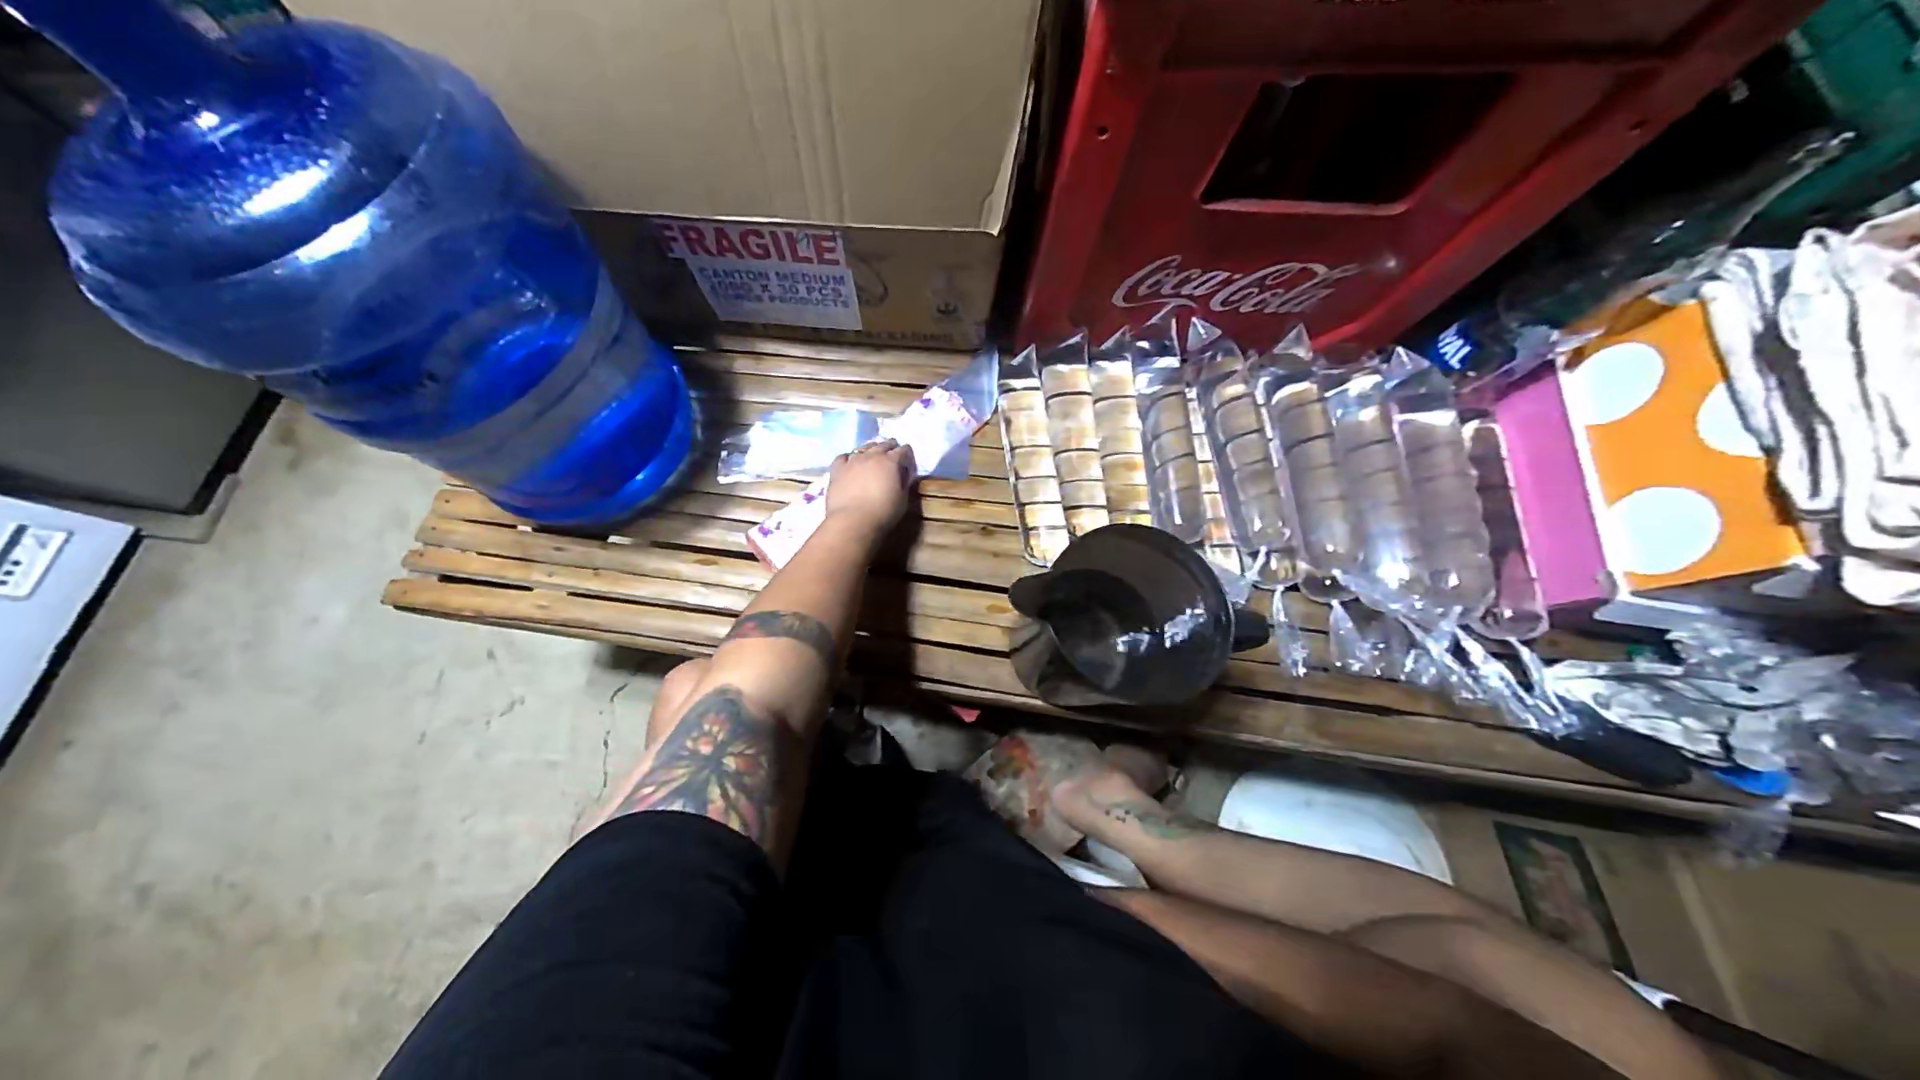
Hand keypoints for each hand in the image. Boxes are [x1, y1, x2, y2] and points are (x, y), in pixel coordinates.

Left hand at [825, 438, 914, 539]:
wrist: (853, 521)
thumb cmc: (883, 512)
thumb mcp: (903, 498)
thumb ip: (904, 482)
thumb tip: (903, 473)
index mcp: (891, 462)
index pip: (903, 450)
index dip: (907, 454)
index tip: (908, 460)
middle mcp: (872, 456)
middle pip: (884, 444)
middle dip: (891, 447)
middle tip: (893, 453)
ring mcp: (853, 460)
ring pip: (864, 447)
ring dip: (871, 449)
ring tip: (872, 455)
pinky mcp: (837, 469)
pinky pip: (844, 457)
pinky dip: (850, 458)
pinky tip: (851, 463)